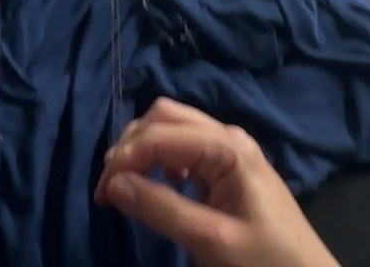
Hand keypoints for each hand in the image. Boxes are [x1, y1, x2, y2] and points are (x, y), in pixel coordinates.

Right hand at [94, 98, 339, 266]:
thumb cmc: (267, 264)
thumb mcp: (212, 242)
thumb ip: (162, 209)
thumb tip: (113, 184)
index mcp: (226, 146)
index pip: (160, 134)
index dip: (124, 158)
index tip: (102, 195)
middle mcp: (227, 135)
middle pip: (165, 117)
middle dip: (132, 144)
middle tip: (110, 186)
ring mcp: (231, 148)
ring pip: (174, 127)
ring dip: (145, 148)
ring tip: (126, 183)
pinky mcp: (231, 167)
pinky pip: (187, 145)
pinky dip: (163, 157)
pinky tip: (160, 183)